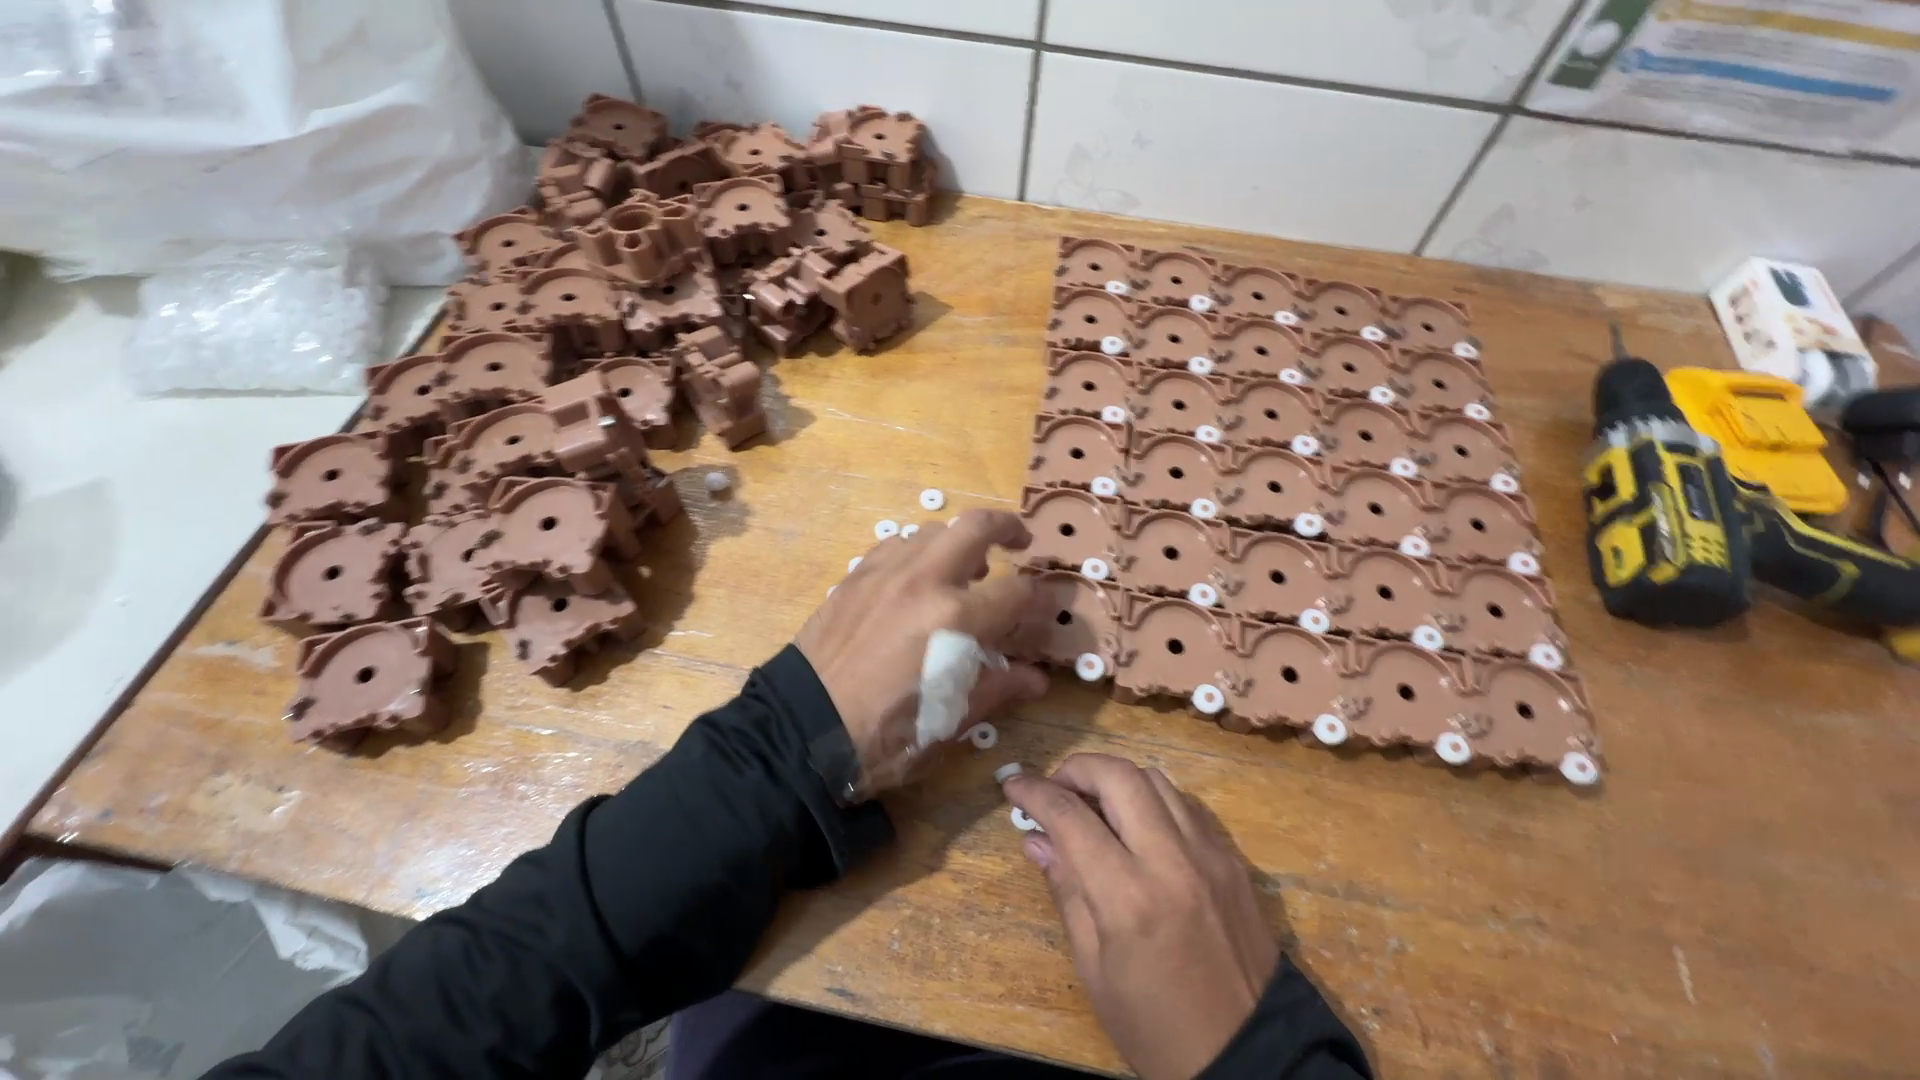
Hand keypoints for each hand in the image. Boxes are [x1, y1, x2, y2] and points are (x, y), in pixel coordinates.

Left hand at [795, 510, 1047, 795]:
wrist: (803, 731)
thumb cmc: (884, 737)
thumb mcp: (950, 721)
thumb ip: (997, 687)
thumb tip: (1035, 676)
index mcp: (956, 619)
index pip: (1018, 593)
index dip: (1038, 600)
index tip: (1042, 608)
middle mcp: (924, 581)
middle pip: (977, 528)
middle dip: (1006, 527)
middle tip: (1018, 541)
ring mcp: (885, 573)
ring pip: (932, 531)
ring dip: (958, 541)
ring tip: (965, 567)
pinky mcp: (854, 578)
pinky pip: (895, 545)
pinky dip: (917, 551)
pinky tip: (916, 577)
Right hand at [1004, 754, 1279, 1079]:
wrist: (1249, 1054)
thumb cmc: (1155, 1024)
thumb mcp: (1094, 970)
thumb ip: (1066, 891)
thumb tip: (1037, 839)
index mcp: (1127, 896)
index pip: (1070, 816)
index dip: (1034, 791)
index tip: (1013, 785)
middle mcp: (1171, 860)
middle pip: (1118, 775)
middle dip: (1076, 768)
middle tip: (1054, 789)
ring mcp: (1209, 854)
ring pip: (1156, 779)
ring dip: (1116, 780)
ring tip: (1094, 806)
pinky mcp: (1232, 860)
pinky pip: (1186, 805)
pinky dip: (1153, 799)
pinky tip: (1137, 826)